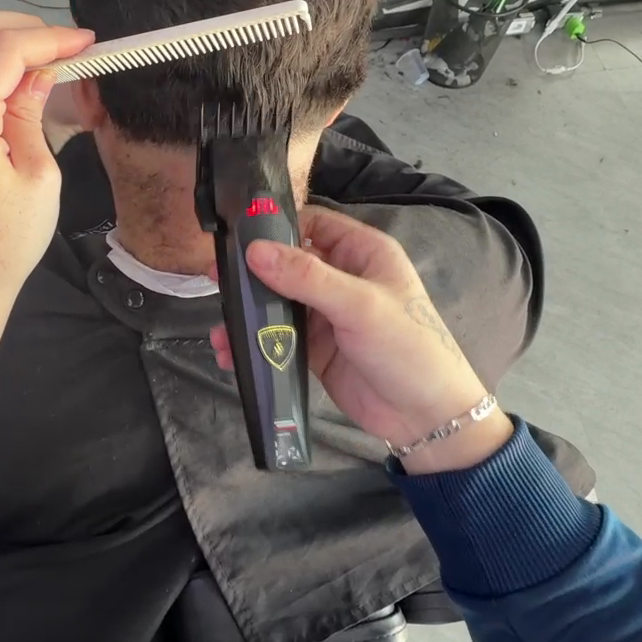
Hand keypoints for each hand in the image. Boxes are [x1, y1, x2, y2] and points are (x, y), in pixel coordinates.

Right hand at [208, 206, 513, 472]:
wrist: (426, 416)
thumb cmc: (406, 347)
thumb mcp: (359, 305)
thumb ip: (306, 277)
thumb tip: (254, 251)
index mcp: (362, 253)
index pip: (313, 224)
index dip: (277, 227)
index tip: (238, 238)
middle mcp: (342, 278)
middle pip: (287, 264)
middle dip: (252, 274)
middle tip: (215, 281)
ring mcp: (327, 316)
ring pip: (277, 303)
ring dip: (248, 314)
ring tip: (220, 330)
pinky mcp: (315, 349)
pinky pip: (278, 338)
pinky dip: (255, 345)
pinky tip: (232, 354)